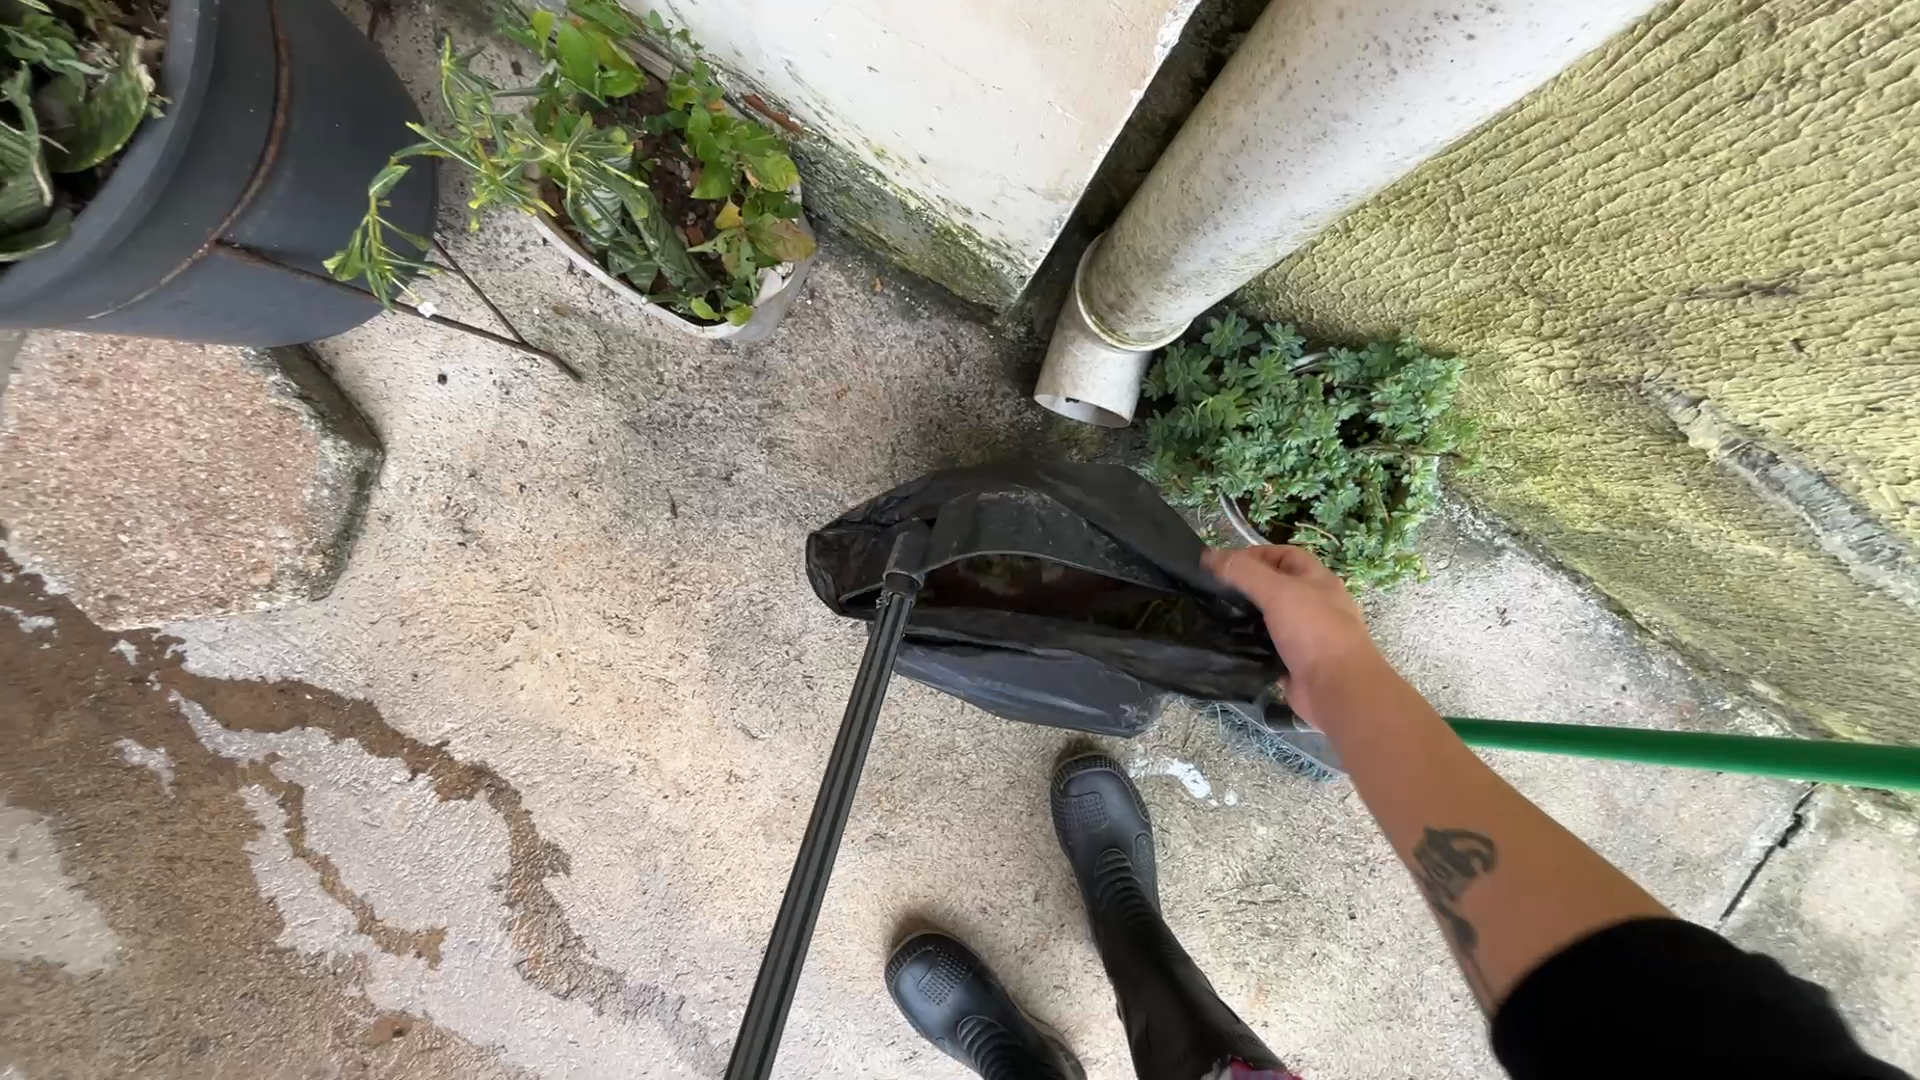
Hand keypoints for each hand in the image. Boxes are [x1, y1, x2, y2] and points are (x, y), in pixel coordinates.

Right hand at [1202, 545, 1387, 726]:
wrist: (1337, 689)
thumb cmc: (1313, 631)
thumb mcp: (1277, 591)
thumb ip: (1243, 572)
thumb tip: (1209, 555)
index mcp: (1317, 580)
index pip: (1284, 555)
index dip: (1254, 554)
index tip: (1222, 565)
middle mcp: (1313, 604)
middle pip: (1274, 586)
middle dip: (1245, 586)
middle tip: (1213, 591)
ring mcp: (1304, 634)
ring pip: (1268, 617)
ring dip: (1244, 616)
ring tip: (1214, 615)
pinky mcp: (1292, 660)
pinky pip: (1265, 645)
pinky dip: (1247, 643)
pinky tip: (1227, 642)